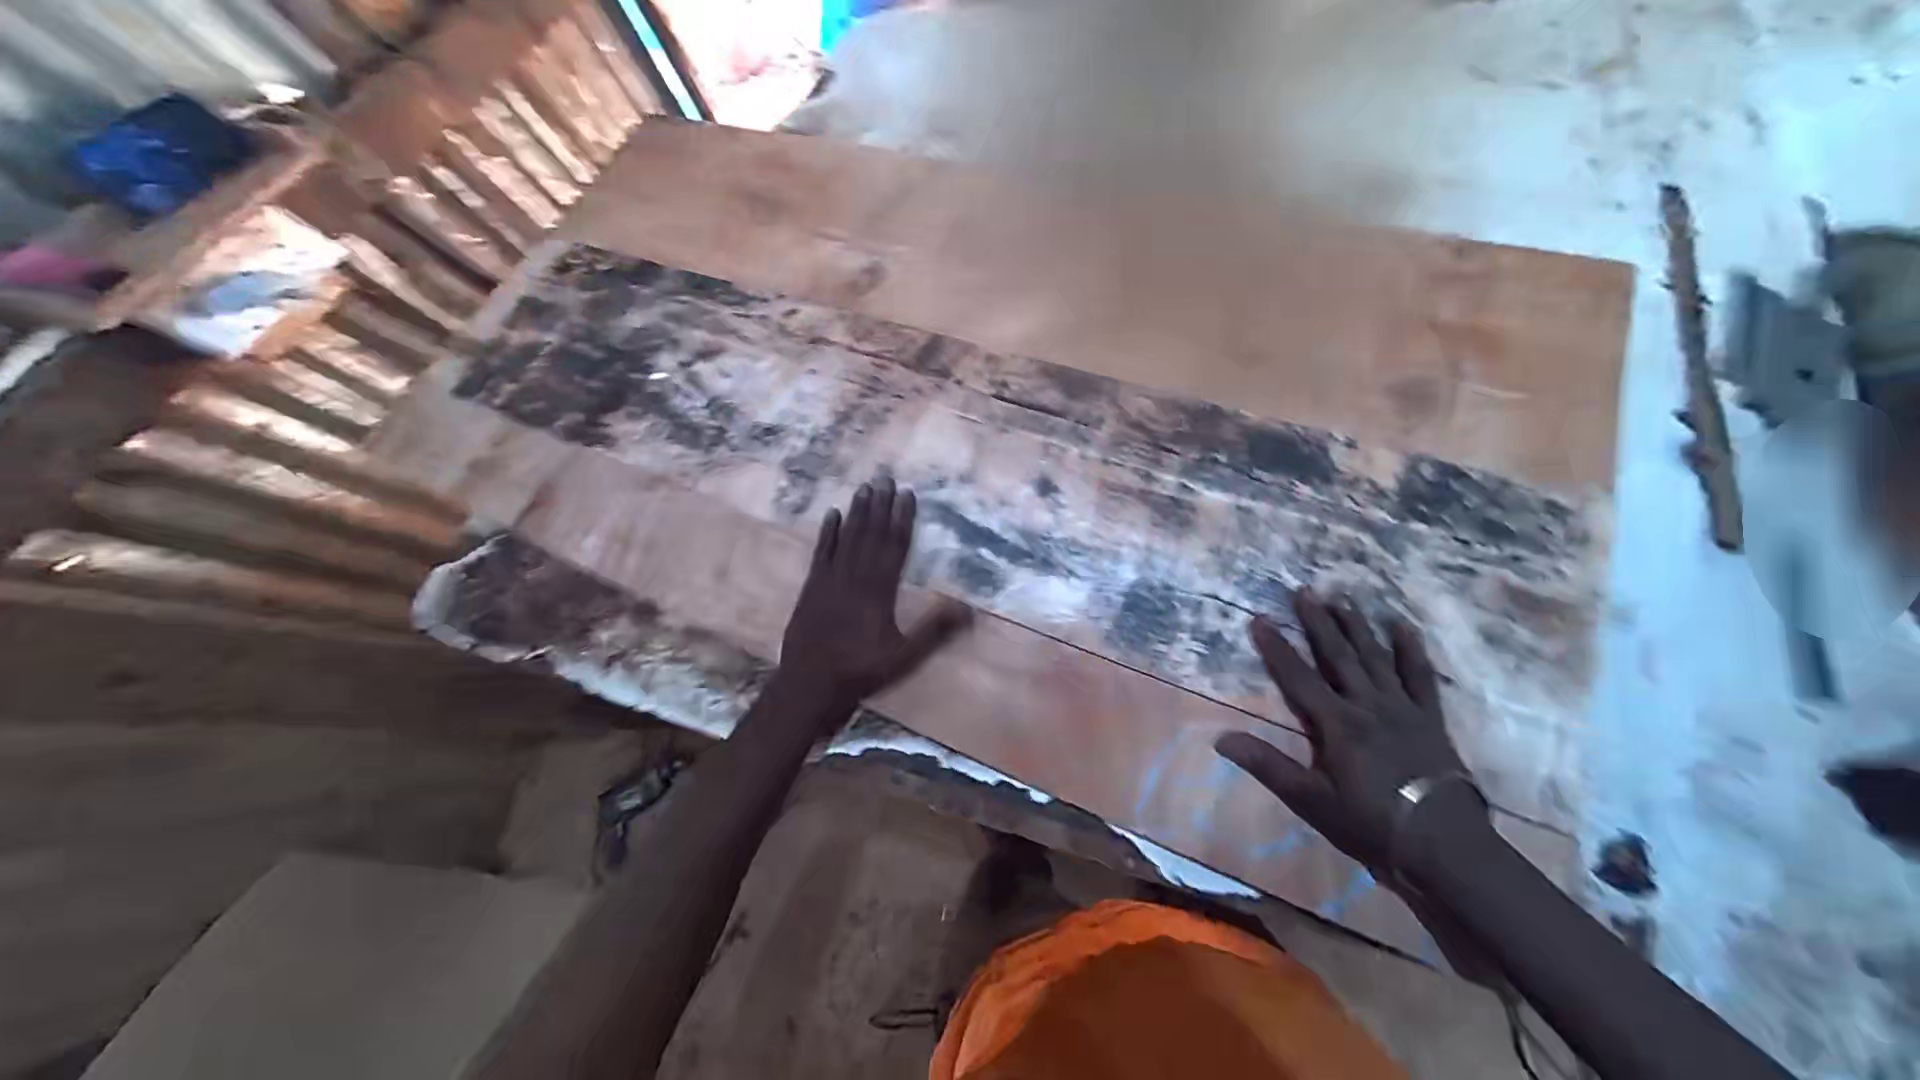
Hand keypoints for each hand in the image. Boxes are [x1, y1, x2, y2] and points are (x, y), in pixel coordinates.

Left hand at [776, 478, 970, 717]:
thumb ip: (934, 631)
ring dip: (857, 513)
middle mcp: (854, 578)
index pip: (894, 547)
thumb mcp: (904, 657)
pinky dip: (827, 533)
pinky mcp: (810, 588)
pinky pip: (821, 553)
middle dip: (880, 506)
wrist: (809, 685)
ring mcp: (829, 580)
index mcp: (878, 591)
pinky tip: (832, 514)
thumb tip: (968, 609)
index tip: (907, 494)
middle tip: (885, 476)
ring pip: (846, 538)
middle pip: (870, 535)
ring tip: (865, 487)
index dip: (902, 519)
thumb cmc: (861, 671)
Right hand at [1215, 588, 1484, 878]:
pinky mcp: (1430, 718)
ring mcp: (1402, 708)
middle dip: (1319, 622)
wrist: (1444, 845)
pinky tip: (1403, 626)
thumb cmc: (1369, 823)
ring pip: (1375, 657)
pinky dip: (1411, 650)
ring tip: (1342, 598)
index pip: (1298, 677)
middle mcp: (1367, 705)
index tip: (1260, 618)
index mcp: (1337, 724)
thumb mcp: (1310, 800)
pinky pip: (1420, 676)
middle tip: (1305, 590)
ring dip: (1357, 626)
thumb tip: (1221, 739)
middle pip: (1338, 656)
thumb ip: (1268, 765)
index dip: (1277, 647)